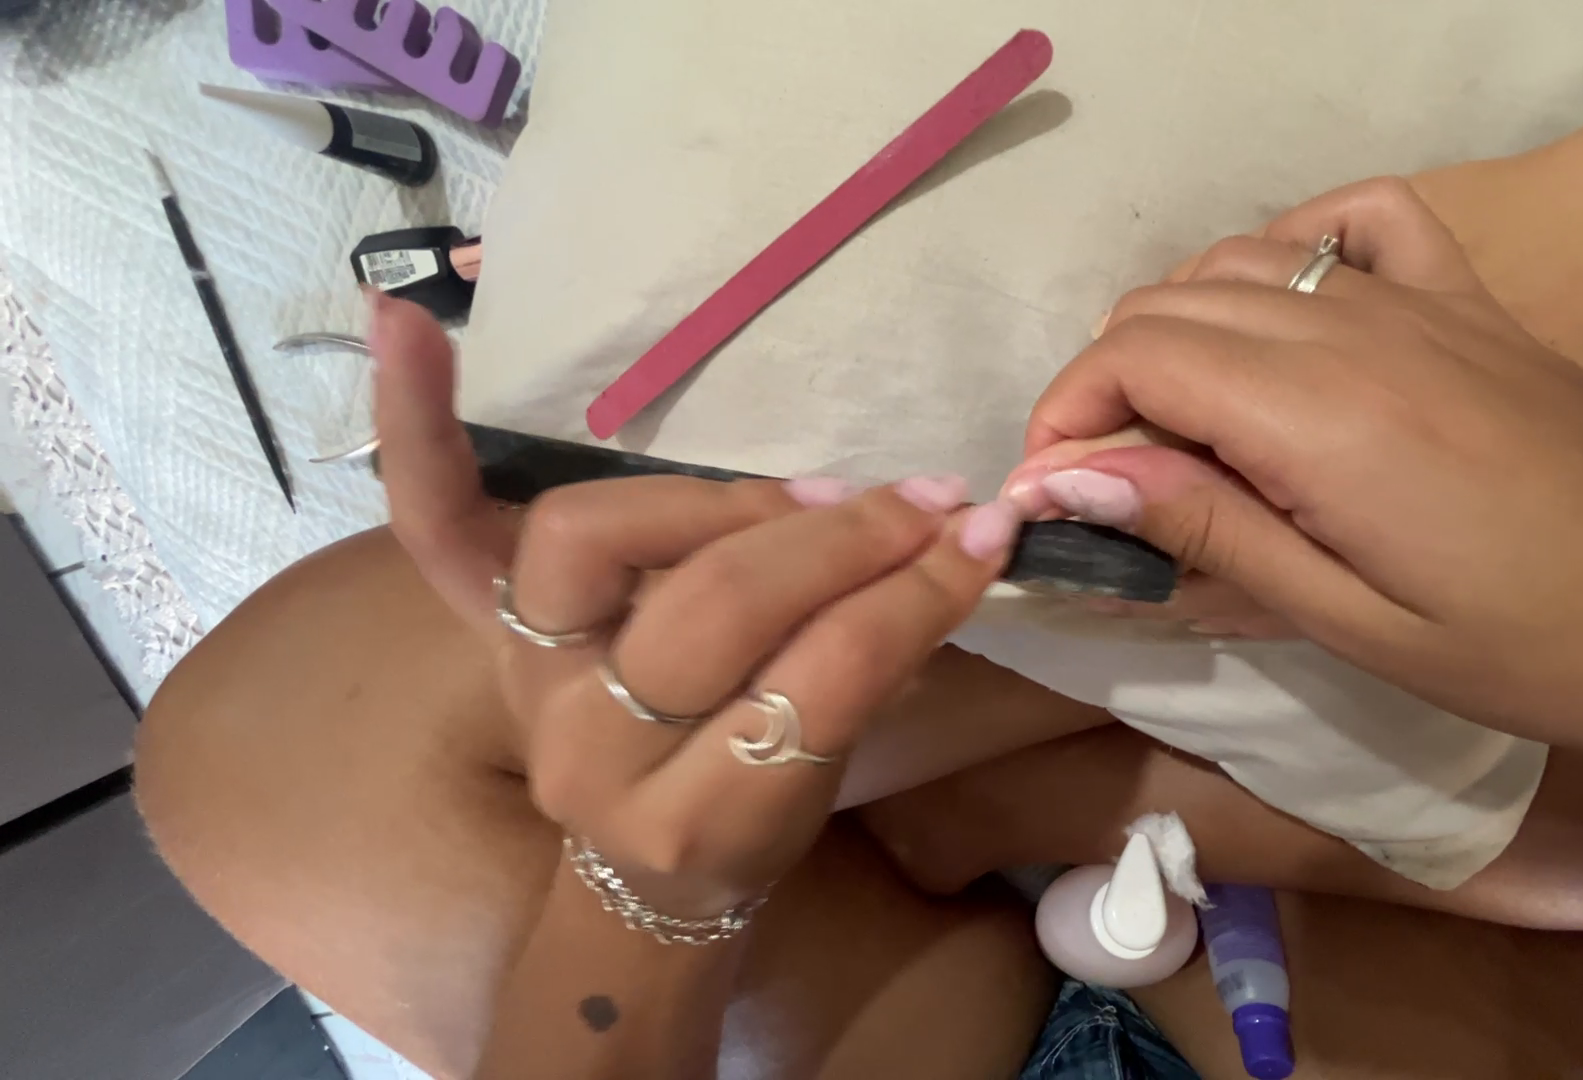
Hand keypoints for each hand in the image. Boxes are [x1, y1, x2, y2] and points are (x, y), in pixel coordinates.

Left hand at [368, 294, 1017, 915]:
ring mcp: (530, 672)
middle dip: (842, 538)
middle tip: (922, 501)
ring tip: (811, 493)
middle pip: (723, 602)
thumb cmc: (756, 822)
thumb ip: (881, 658)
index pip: (828, 676)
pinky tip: (411, 328)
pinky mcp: (494, 629)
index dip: (918, 593)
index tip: (987, 534)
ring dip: (723, 497)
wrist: (645, 870)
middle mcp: (597, 748)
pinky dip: (421, 431)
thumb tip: (954, 539)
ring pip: (601, 536)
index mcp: (706, 813)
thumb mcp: (834, 770)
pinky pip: (439, 530)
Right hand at [1010, 179, 1582, 816]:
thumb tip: (1066, 479)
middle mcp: (1357, 329)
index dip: (1067, 414)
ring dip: (1171, 330)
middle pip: (1168, 304)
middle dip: (1101, 384)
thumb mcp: (1338, 615)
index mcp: (1320, 415)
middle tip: (1107, 478)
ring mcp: (1419, 300)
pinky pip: (1355, 223)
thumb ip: (1200, 527)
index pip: (1136, 356)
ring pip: (1237, 261)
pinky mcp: (1466, 301)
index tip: (1050, 488)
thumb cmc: (1520, 648)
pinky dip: (1288, 250)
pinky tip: (1277, 311)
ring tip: (1172, 420)